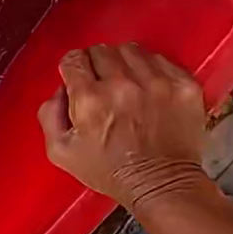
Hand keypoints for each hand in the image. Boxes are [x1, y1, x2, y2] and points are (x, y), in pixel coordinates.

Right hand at [37, 44, 209, 208]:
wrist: (160, 183)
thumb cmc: (108, 171)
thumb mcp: (59, 152)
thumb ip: (49, 115)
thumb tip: (59, 90)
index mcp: (90, 99)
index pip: (74, 60)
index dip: (72, 67)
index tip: (76, 77)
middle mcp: (123, 84)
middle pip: (101, 50)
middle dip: (95, 63)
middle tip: (99, 82)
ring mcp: (157, 83)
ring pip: (131, 50)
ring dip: (122, 62)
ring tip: (124, 82)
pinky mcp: (183, 85)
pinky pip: (160, 59)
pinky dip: (149, 68)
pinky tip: (146, 87)